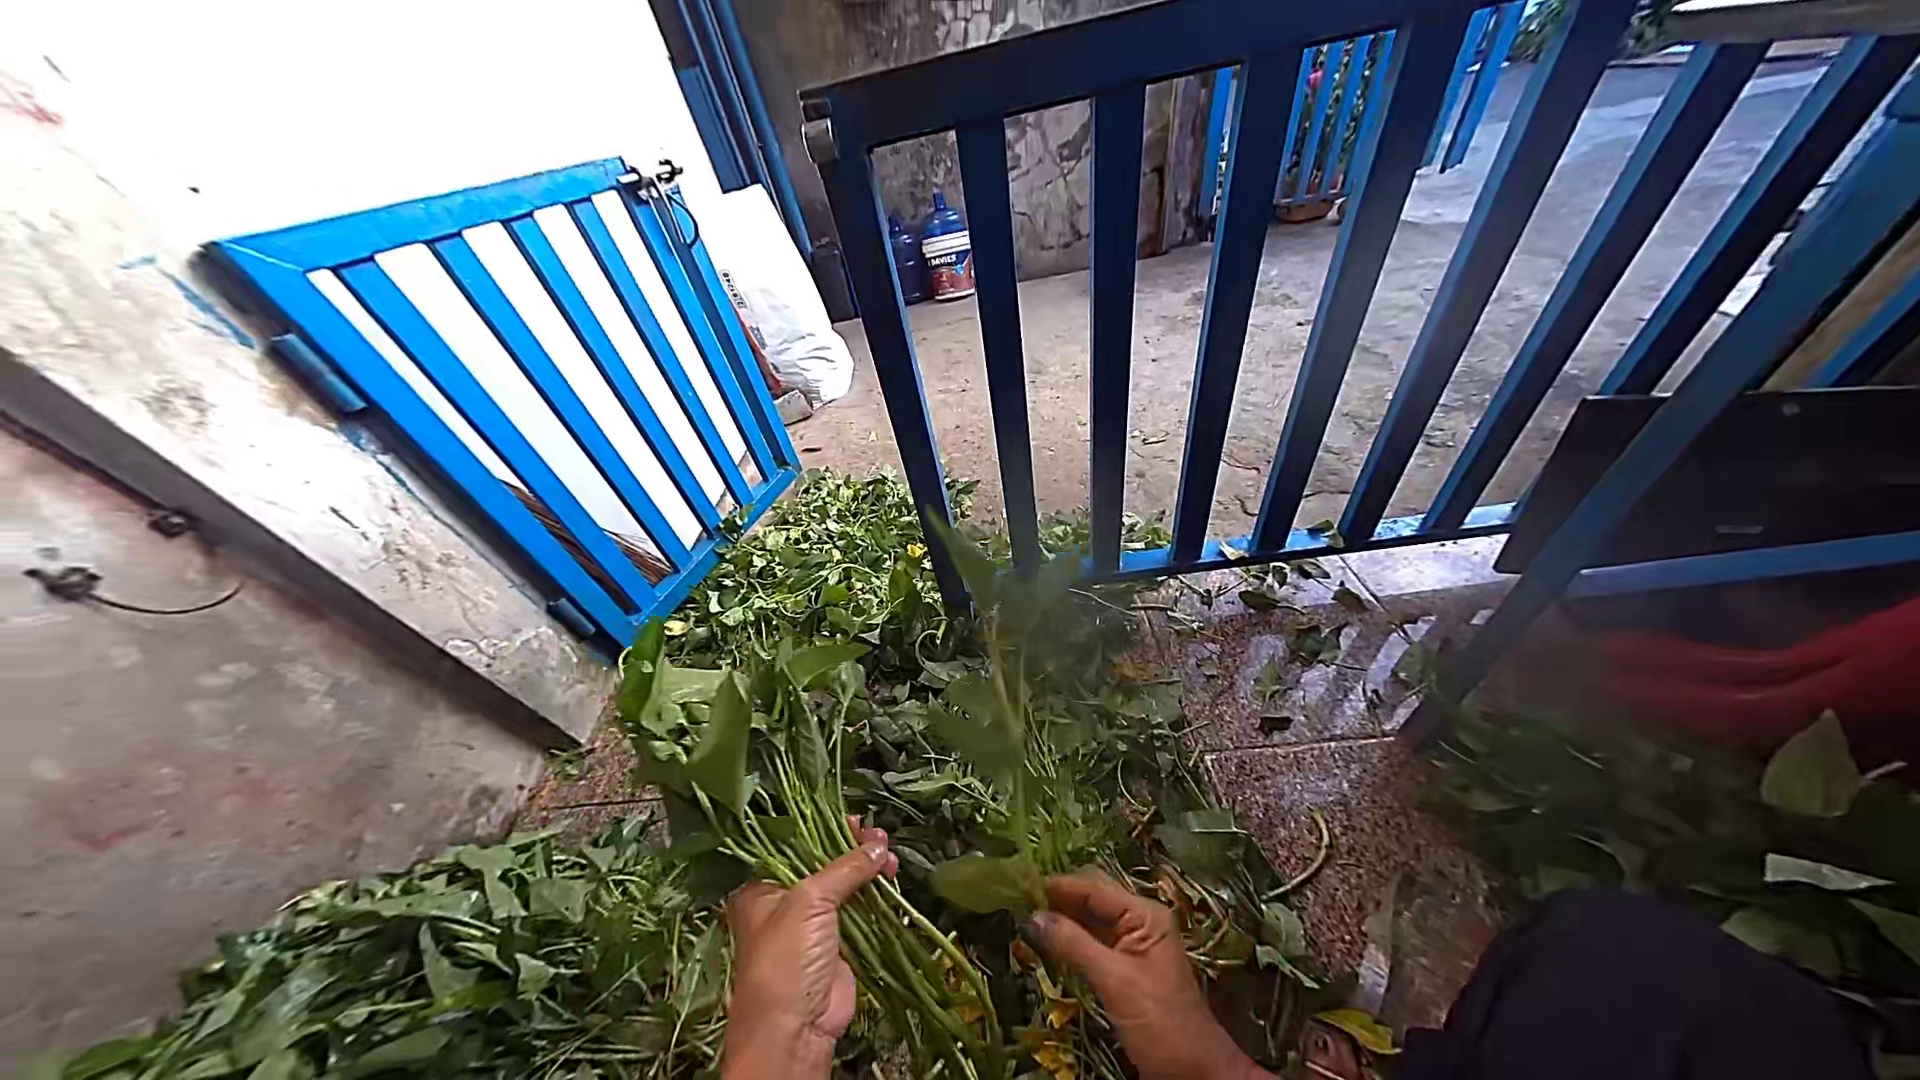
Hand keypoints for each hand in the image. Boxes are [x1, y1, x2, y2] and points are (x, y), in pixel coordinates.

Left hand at [720, 820, 899, 1079]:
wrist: (794, 1030)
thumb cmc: (785, 959)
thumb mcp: (809, 901)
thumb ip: (845, 868)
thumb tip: (879, 846)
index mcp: (764, 886)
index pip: (796, 843)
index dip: (825, 827)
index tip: (853, 818)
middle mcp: (786, 899)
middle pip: (825, 860)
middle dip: (853, 846)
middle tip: (877, 835)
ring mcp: (813, 920)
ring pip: (845, 882)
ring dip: (868, 866)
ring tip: (889, 854)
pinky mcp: (838, 939)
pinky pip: (860, 905)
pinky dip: (876, 889)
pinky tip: (890, 874)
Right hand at [1027, 873, 1272, 1079]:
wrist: (1197, 1075)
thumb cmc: (1162, 1024)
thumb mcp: (1115, 981)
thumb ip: (1074, 944)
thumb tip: (1033, 917)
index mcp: (1144, 914)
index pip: (1094, 889)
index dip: (1059, 885)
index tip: (1023, 883)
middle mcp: (1138, 920)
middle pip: (1091, 899)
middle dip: (1058, 898)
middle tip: (1019, 898)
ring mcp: (1132, 943)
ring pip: (1089, 920)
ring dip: (1061, 918)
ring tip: (1025, 914)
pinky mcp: (1124, 966)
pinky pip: (1092, 942)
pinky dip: (1070, 939)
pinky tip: (1047, 938)